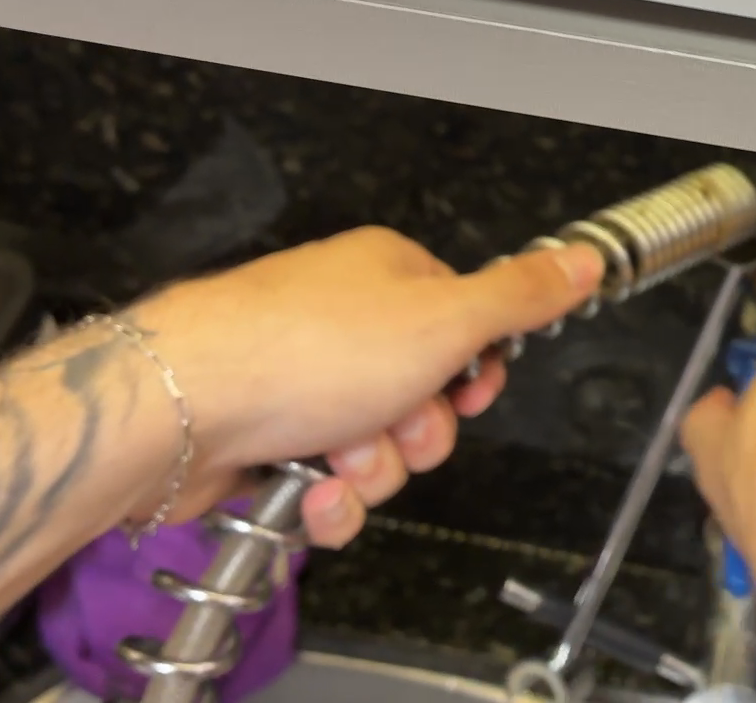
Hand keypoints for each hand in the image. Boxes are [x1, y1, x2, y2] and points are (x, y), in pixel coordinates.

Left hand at [131, 226, 602, 546]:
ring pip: (382, 438)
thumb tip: (586, 260)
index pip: (468, 322)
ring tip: (345, 462)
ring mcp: (304, 375)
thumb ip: (524, 296)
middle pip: (429, 388)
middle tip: (401, 426)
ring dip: (377, 465)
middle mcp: (350, 318)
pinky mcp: (267, 430)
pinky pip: (330, 471)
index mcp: (394, 276)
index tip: (470, 389)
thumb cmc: (311, 350)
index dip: (477, 368)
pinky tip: (318, 495)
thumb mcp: (449, 318)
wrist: (169, 409)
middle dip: (423, 426)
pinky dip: (333, 494)